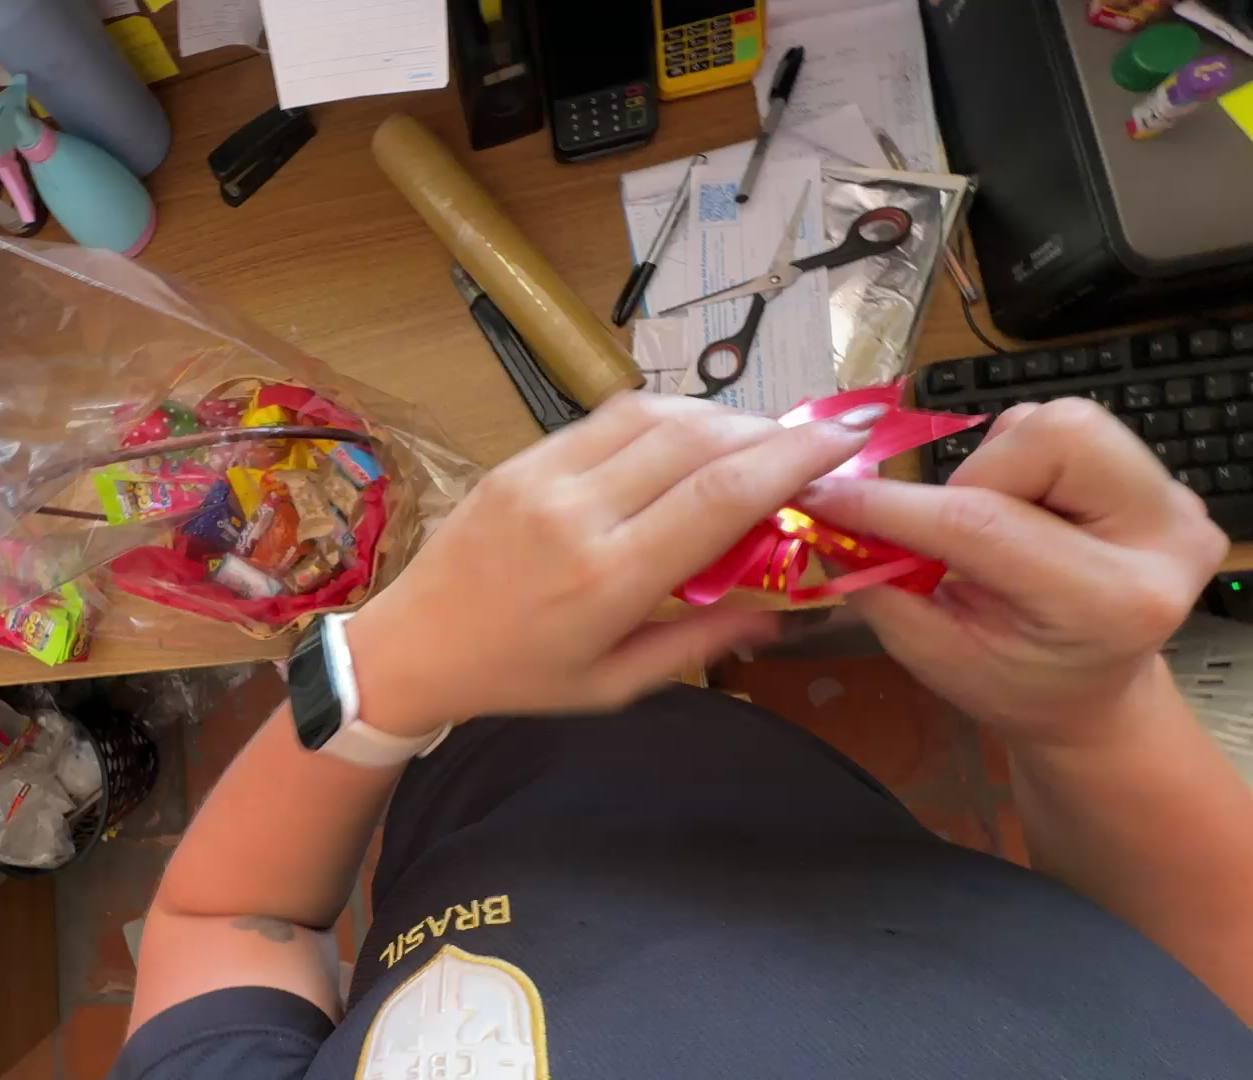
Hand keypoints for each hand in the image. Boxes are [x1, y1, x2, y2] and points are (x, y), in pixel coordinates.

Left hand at [343, 393, 882, 738]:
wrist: (414, 644)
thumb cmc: (514, 675)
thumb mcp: (611, 685)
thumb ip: (699, 643)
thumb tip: (781, 613)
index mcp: (607, 578)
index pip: (722, 493)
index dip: (795, 456)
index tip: (845, 439)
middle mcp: (575, 513)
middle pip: (694, 439)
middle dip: (764, 429)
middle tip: (801, 443)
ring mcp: (537, 478)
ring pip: (648, 414)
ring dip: (711, 415)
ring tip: (743, 440)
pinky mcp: (513, 462)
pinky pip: (598, 420)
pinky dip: (653, 419)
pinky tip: (674, 440)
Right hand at [800, 399, 1225, 750]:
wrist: (1086, 691)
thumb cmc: (1004, 681)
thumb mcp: (923, 650)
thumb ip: (873, 582)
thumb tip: (815, 519)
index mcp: (1106, 602)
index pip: (976, 523)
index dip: (882, 503)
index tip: (814, 497)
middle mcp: (1162, 538)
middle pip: (1055, 436)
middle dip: (970, 471)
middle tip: (942, 521)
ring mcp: (1173, 503)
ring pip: (1058, 424)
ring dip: (989, 464)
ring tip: (978, 519)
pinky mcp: (1158, 483)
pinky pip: (1067, 433)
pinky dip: (1010, 460)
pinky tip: (1008, 508)